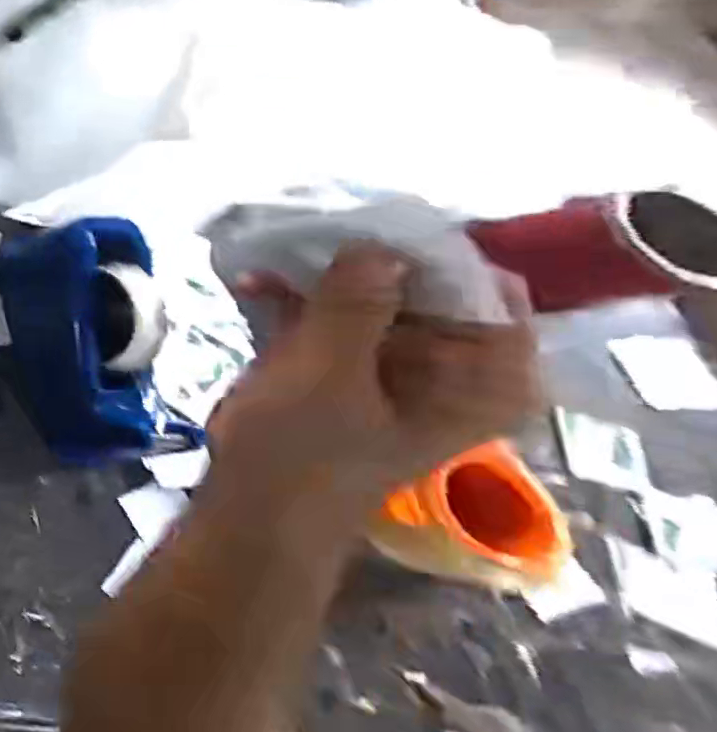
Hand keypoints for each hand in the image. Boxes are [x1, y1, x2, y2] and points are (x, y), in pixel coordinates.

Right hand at [208, 242, 540, 520]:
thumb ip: (354, 307)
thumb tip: (376, 243)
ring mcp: (391, 366)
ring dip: (315, 276)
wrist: (254, 506)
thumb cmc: (302, 449)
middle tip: (302, 228)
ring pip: (367, 299)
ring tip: (265, 252)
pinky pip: (330, 318)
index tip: (359, 224)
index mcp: (482, 376)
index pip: (479, 287)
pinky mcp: (343, 368)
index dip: (422, 252)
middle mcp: (449, 366)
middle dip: (358, 258)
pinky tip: (249, 283)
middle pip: (420, 287)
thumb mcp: (326, 374)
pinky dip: (293, 299)